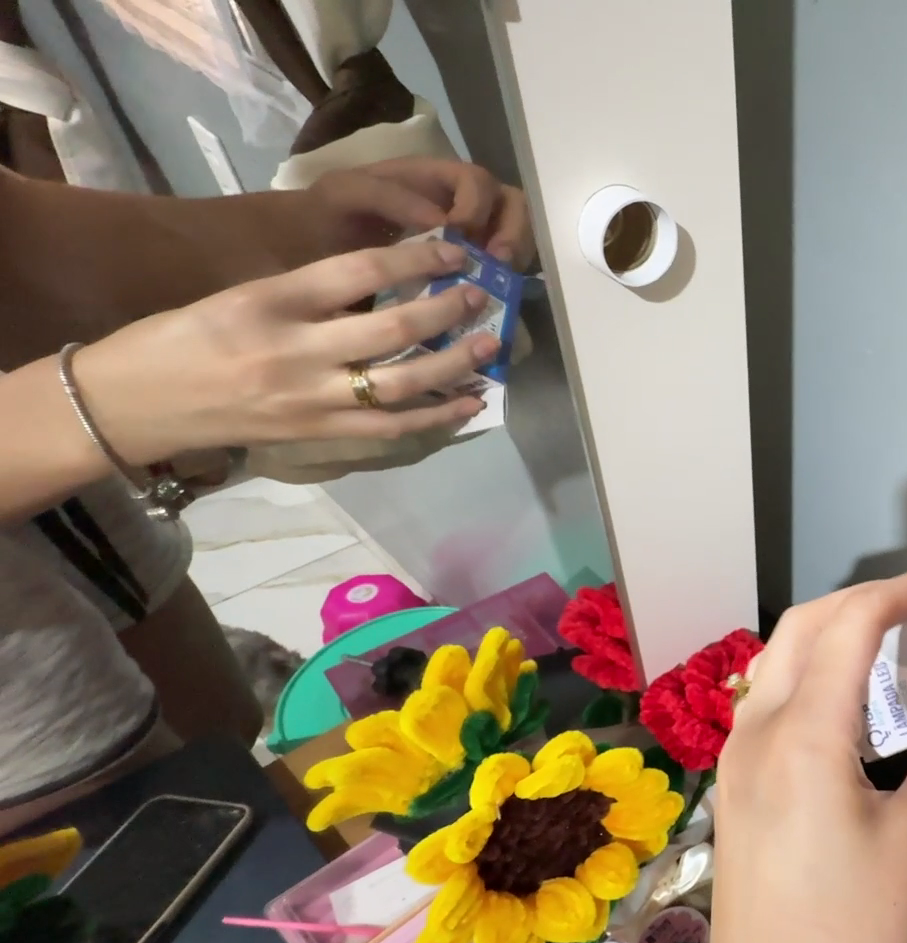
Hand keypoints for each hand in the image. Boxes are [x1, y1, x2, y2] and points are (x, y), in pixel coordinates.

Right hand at [76, 240, 499, 465]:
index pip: (358, 271)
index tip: (454, 254)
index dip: (416, 260)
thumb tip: (389, 288)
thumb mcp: (239, 299)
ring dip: (456, 363)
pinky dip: (438, 415)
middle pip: (395, 328)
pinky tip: (471, 403)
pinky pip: (394, 426)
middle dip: (448, 310)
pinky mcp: (321, 434)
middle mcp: (295, 349)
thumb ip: (310, 296)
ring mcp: (312, 397)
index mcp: (267, 301)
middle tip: (481, 298)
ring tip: (490, 346)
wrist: (128, 403)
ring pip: (404, 380)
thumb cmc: (182, 340)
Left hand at [307, 158, 534, 267]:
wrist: (319, 245)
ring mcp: (478, 233)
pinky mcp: (480, 262)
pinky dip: (510, 277)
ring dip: (517, 257)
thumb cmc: (332, 214)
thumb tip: (443, 221)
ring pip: (521, 235)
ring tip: (498, 280)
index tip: (458, 237)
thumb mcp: (345, 193)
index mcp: (437, 177)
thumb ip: (387, 196)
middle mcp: (466, 201)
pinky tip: (492, 291)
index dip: (477, 209)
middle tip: (497, 263)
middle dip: (513, 234)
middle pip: (514, 205)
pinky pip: (511, 265)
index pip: (479, 182)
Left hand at [690, 562, 906, 942]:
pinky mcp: (735, 784)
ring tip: (900, 638)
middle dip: (869, 597)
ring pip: (783, 656)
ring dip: (839, 631)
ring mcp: (735, 757)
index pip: (853, 625)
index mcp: (803, 737)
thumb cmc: (855, 939)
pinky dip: (819, 672)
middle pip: (806, 623)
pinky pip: (774, 697)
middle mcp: (756, 731)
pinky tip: (860, 698)